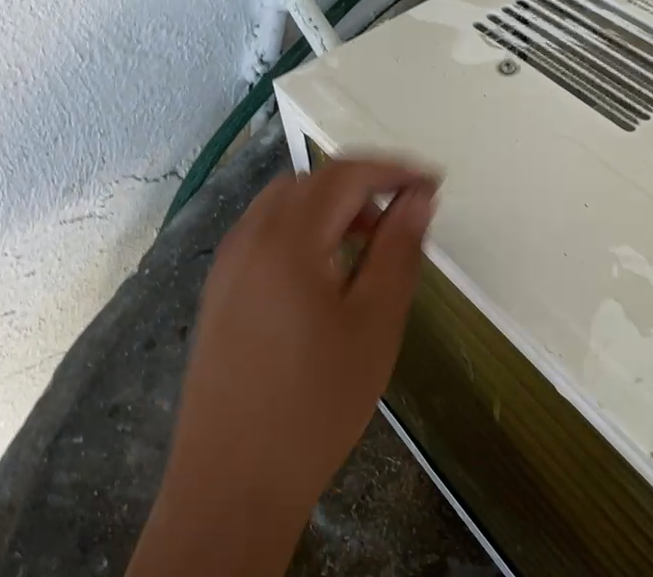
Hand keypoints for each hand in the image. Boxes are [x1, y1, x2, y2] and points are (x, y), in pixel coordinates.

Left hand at [126, 158, 439, 575]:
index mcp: (286, 238)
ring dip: (330, 205)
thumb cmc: (316, 404)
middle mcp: (248, 237)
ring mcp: (226, 265)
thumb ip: (398, 250)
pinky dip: (301, 229)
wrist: (232, 482)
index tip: (434, 184)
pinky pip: (263, 234)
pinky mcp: (218, 293)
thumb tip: (418, 198)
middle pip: (310, 182)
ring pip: (283, 205)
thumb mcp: (375, 324)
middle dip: (362, 183)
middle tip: (404, 213)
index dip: (394, 170)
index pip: (345, 174)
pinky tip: (324, 272)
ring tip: (368, 242)